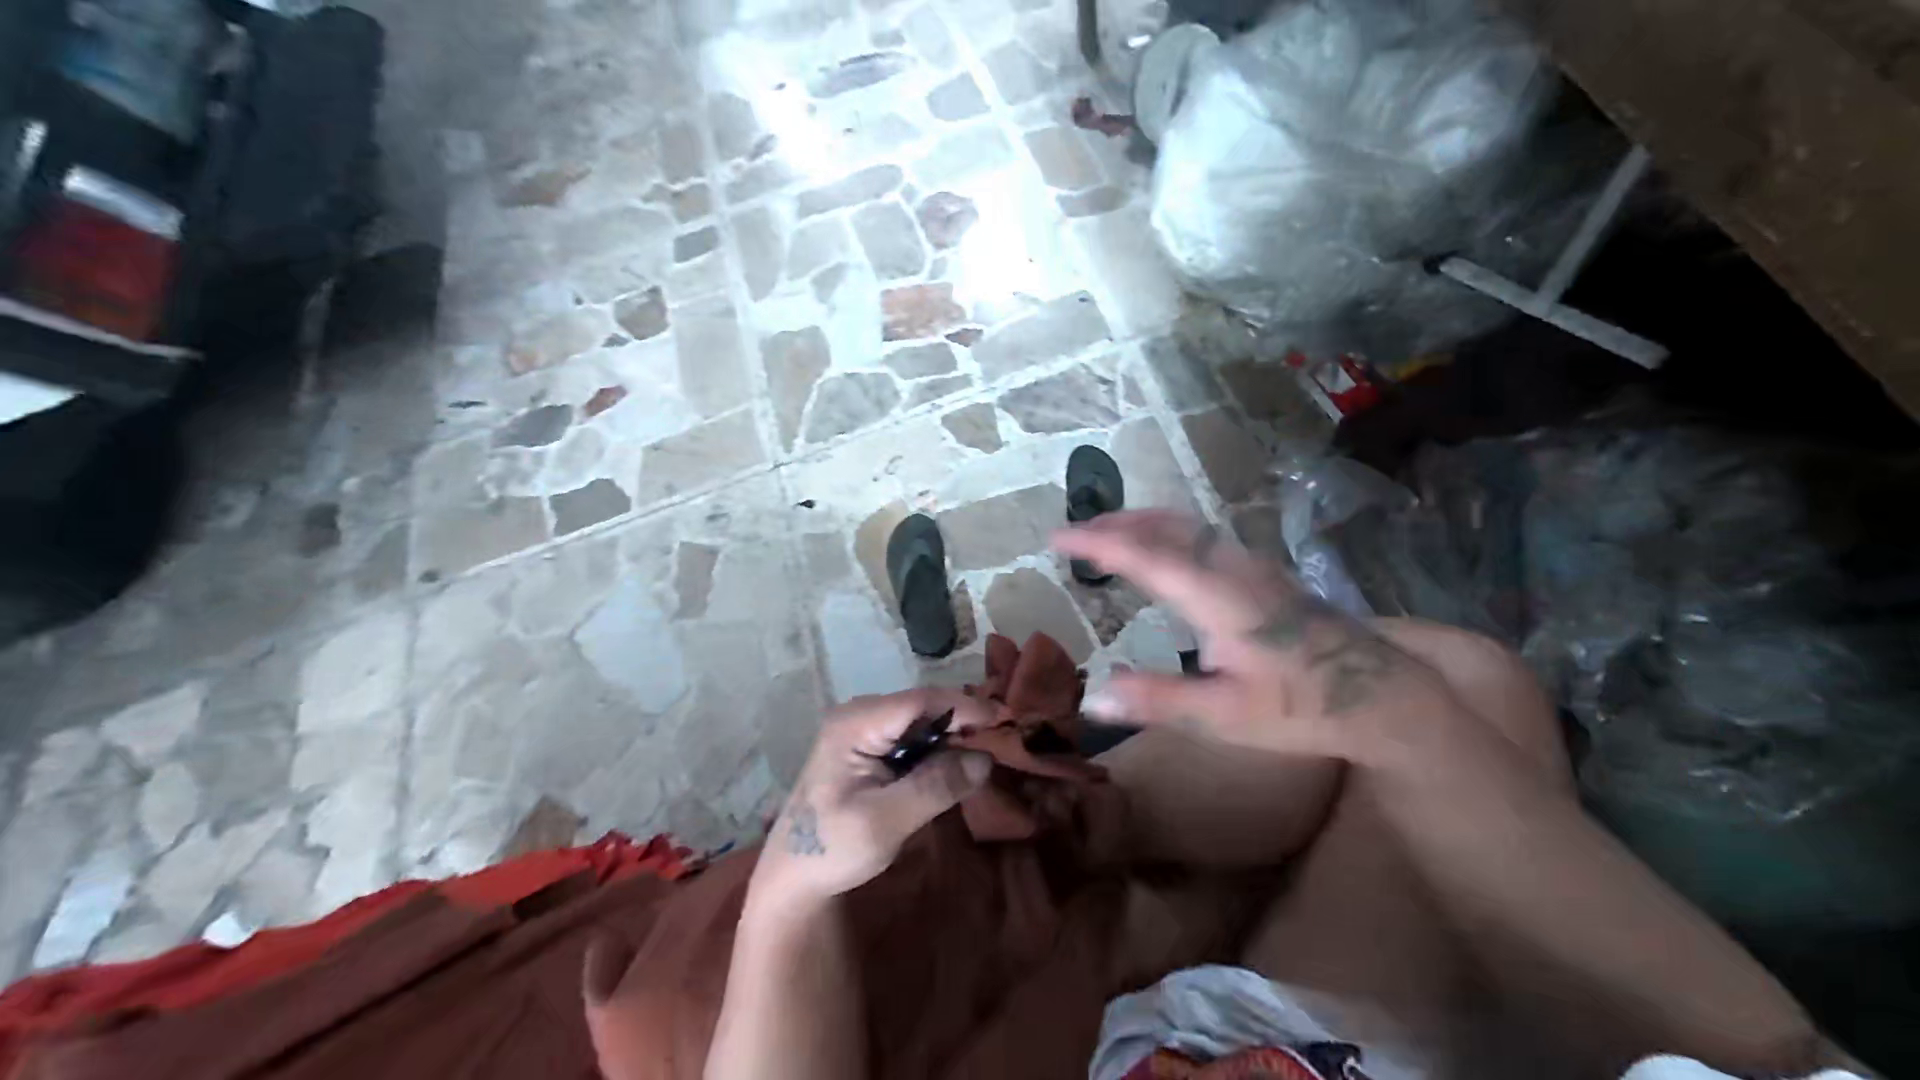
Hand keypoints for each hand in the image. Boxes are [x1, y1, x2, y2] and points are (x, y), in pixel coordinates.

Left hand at [749, 689, 994, 917]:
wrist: (792, 877)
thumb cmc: (832, 849)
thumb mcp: (886, 822)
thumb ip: (934, 786)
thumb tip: (984, 759)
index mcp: (855, 723)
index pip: (920, 701)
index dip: (963, 707)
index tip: (1003, 720)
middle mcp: (858, 715)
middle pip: (922, 706)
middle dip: (961, 721)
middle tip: (1001, 741)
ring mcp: (861, 730)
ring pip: (919, 721)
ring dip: (951, 736)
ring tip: (985, 754)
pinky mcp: (866, 748)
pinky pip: (910, 737)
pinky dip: (935, 749)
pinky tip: (954, 766)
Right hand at [1053, 511, 1462, 763]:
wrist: (1382, 695)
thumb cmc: (1301, 708)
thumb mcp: (1225, 718)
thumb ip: (1158, 702)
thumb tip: (1092, 698)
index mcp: (1218, 599)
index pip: (1146, 557)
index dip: (1098, 543)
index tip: (1057, 538)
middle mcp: (1232, 570)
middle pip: (1165, 528)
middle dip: (1114, 523)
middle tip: (1073, 532)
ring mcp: (1251, 566)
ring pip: (1186, 526)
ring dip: (1140, 522)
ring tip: (1105, 532)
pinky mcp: (1262, 573)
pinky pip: (1202, 535)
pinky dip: (1165, 531)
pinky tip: (1160, 547)